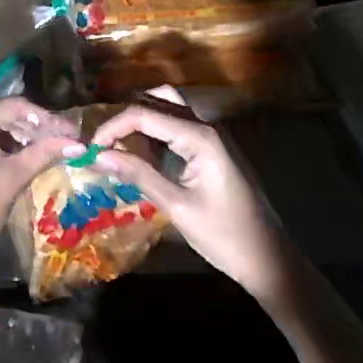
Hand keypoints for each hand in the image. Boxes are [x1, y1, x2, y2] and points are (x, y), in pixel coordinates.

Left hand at [0, 98, 80, 282]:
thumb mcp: (13, 176)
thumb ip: (44, 152)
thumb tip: (78, 143)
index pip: (14, 107)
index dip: (47, 119)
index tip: (74, 132)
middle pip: (5, 114)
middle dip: (37, 129)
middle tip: (68, 142)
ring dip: (25, 138)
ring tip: (55, 149)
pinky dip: (9, 146)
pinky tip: (31, 156)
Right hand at [90, 88, 293, 296]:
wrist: (271, 262)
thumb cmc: (225, 236)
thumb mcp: (176, 206)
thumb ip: (137, 174)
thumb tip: (97, 155)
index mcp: (200, 137)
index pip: (143, 114)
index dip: (112, 126)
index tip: (91, 148)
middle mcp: (207, 127)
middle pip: (157, 100)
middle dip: (125, 116)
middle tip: (103, 141)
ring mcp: (213, 137)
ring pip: (168, 109)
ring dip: (140, 120)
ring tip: (117, 144)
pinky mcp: (213, 150)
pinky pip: (177, 126)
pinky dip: (154, 131)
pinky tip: (141, 152)